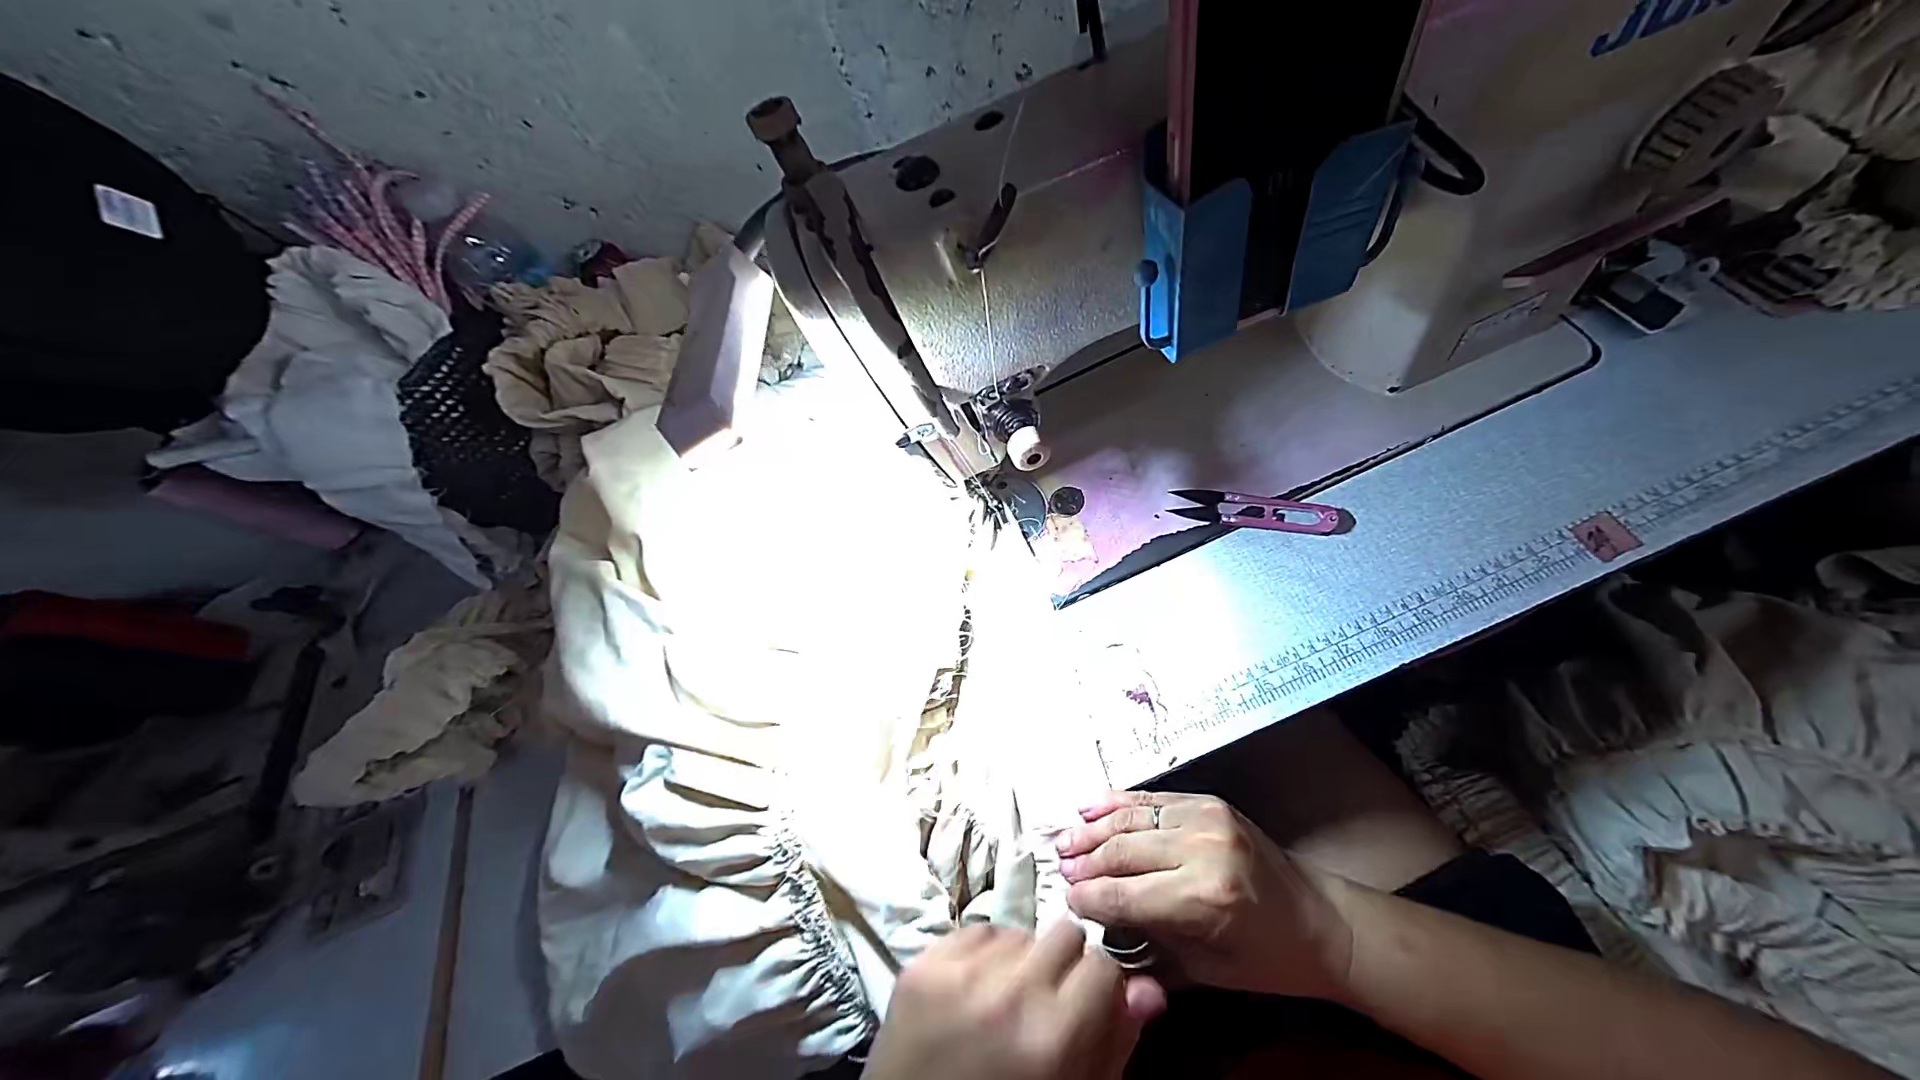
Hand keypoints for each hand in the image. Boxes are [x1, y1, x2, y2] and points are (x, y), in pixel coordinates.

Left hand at [864, 920, 1166, 1079]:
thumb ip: (1113, 1043)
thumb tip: (1149, 987)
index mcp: (1052, 1036)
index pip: (1103, 965)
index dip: (1100, 985)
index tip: (1088, 1002)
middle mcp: (1009, 993)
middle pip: (1063, 933)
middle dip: (1063, 964)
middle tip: (1045, 999)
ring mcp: (959, 973)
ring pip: (1020, 931)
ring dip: (1020, 959)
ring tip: (1004, 1000)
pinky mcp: (923, 964)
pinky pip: (975, 930)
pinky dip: (981, 955)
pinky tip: (974, 991)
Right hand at [1057, 791, 1355, 1001]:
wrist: (1323, 921)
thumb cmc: (1267, 958)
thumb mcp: (1205, 970)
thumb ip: (1149, 940)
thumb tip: (1099, 917)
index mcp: (1204, 897)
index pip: (1125, 895)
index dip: (1089, 898)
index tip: (1066, 901)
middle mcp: (1202, 848)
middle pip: (1123, 851)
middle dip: (1085, 862)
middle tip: (1059, 870)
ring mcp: (1206, 817)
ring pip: (1131, 819)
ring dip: (1092, 829)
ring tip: (1064, 840)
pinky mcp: (1208, 801)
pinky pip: (1151, 798)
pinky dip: (1117, 803)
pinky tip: (1089, 808)